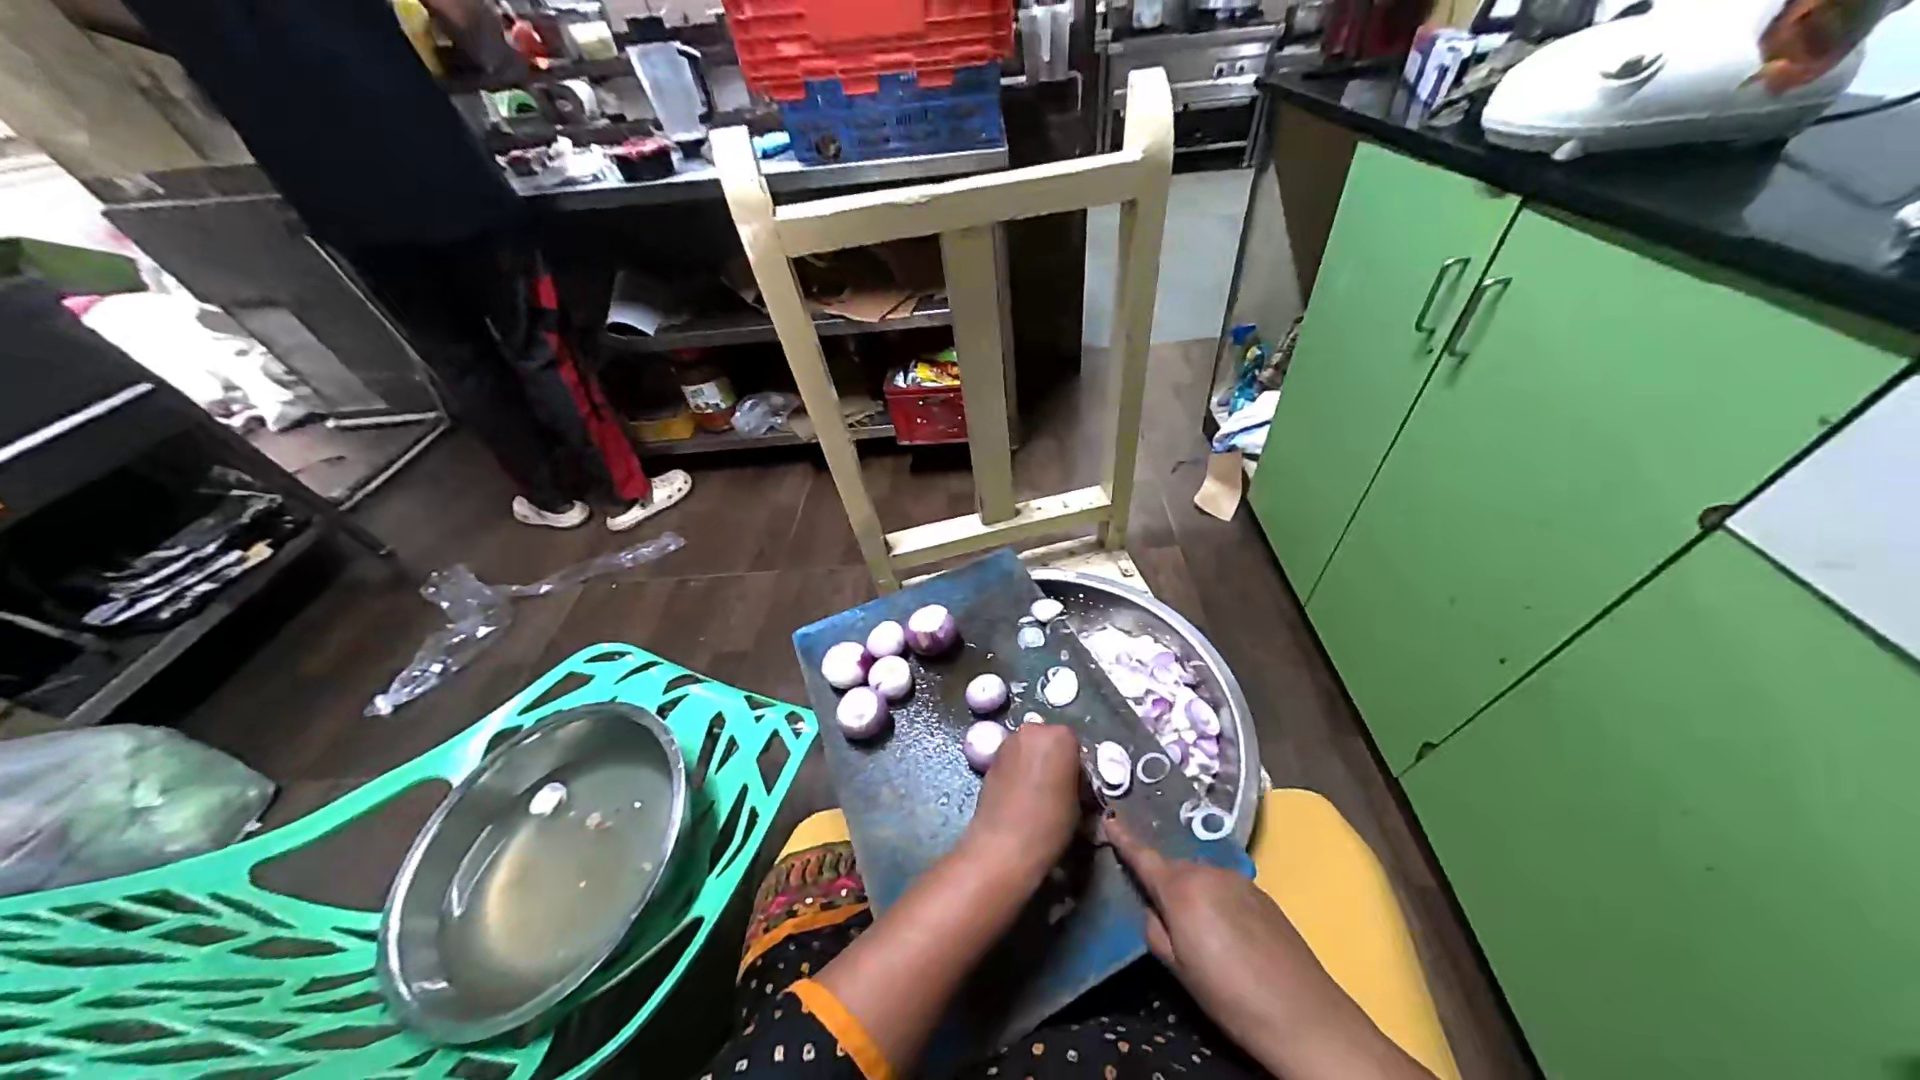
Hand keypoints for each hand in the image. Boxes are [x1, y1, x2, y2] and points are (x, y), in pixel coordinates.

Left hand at [965, 722, 1084, 879]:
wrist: (1003, 845)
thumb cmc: (1049, 823)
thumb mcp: (1078, 802)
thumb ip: (1076, 779)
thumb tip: (1070, 779)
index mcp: (1060, 736)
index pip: (1074, 744)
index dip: (1076, 766)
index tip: (1075, 786)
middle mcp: (1032, 730)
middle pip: (1048, 740)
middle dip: (1053, 758)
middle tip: (1056, 787)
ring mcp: (1007, 742)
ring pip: (1028, 748)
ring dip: (1034, 762)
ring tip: (1036, 792)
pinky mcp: (990, 758)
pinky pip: (1012, 758)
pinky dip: (1018, 770)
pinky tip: (1020, 794)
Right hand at [1105, 815, 1435, 1079]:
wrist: (1304, 1017)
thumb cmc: (1229, 995)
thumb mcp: (1176, 968)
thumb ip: (1156, 929)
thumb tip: (1157, 911)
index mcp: (1181, 889)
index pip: (1143, 855)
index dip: (1123, 837)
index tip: (1109, 818)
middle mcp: (1209, 872)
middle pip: (1174, 868)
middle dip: (1164, 883)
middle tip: (1163, 915)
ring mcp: (1239, 880)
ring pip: (1201, 878)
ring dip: (1193, 894)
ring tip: (1200, 932)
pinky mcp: (1262, 894)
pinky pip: (1225, 888)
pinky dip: (1216, 902)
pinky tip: (1228, 935)